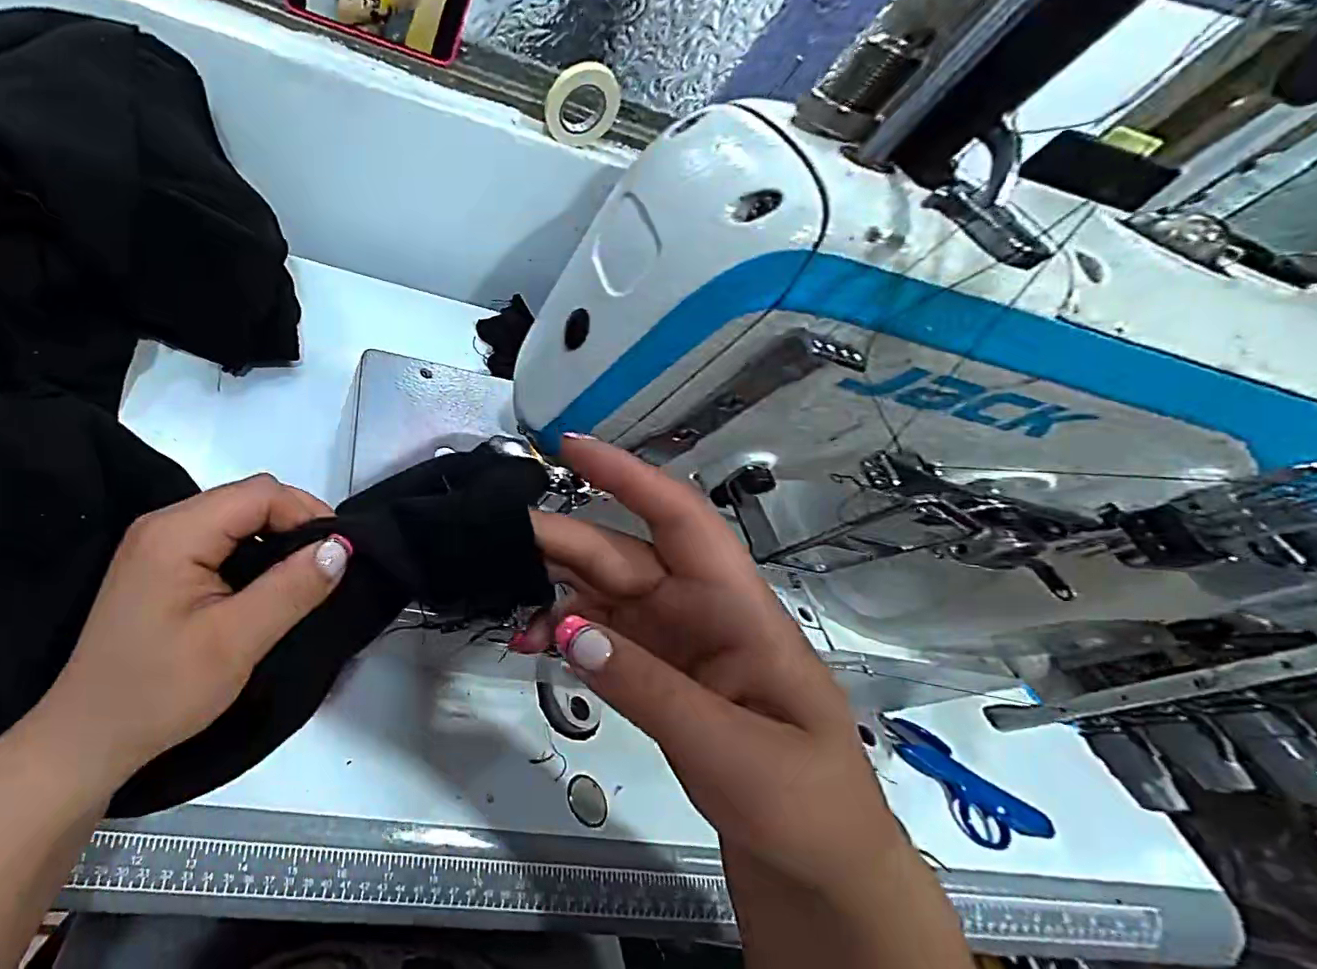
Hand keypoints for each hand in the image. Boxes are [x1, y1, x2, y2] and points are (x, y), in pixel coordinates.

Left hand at [38, 474, 351, 785]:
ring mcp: (156, 543)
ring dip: (273, 537)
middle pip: (246, 498)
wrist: (87, 739)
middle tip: (327, 566)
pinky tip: (264, 583)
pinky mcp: (157, 564)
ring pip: (234, 517)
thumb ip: (291, 588)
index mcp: (176, 531)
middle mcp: (163, 524)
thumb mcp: (236, 642)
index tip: (338, 554)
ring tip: (303, 575)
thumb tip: (340, 547)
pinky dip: (250, 552)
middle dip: (293, 523)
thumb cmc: (160, 691)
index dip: (306, 513)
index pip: (259, 493)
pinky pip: (217, 539)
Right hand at [520, 437, 951, 929]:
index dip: (628, 476)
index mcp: (737, 609)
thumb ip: (647, 688)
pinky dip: (563, 636)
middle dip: (563, 541)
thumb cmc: (805, 803)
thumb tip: (569, 630)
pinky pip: (598, 638)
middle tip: (498, 539)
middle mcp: (699, 612)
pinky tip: (532, 645)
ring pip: (601, 595)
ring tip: (507, 610)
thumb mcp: (733, 751)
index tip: (570, 448)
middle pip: (622, 557)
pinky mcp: (654, 674)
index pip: (681, 520)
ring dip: (553, 595)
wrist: (818, 868)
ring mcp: (673, 643)